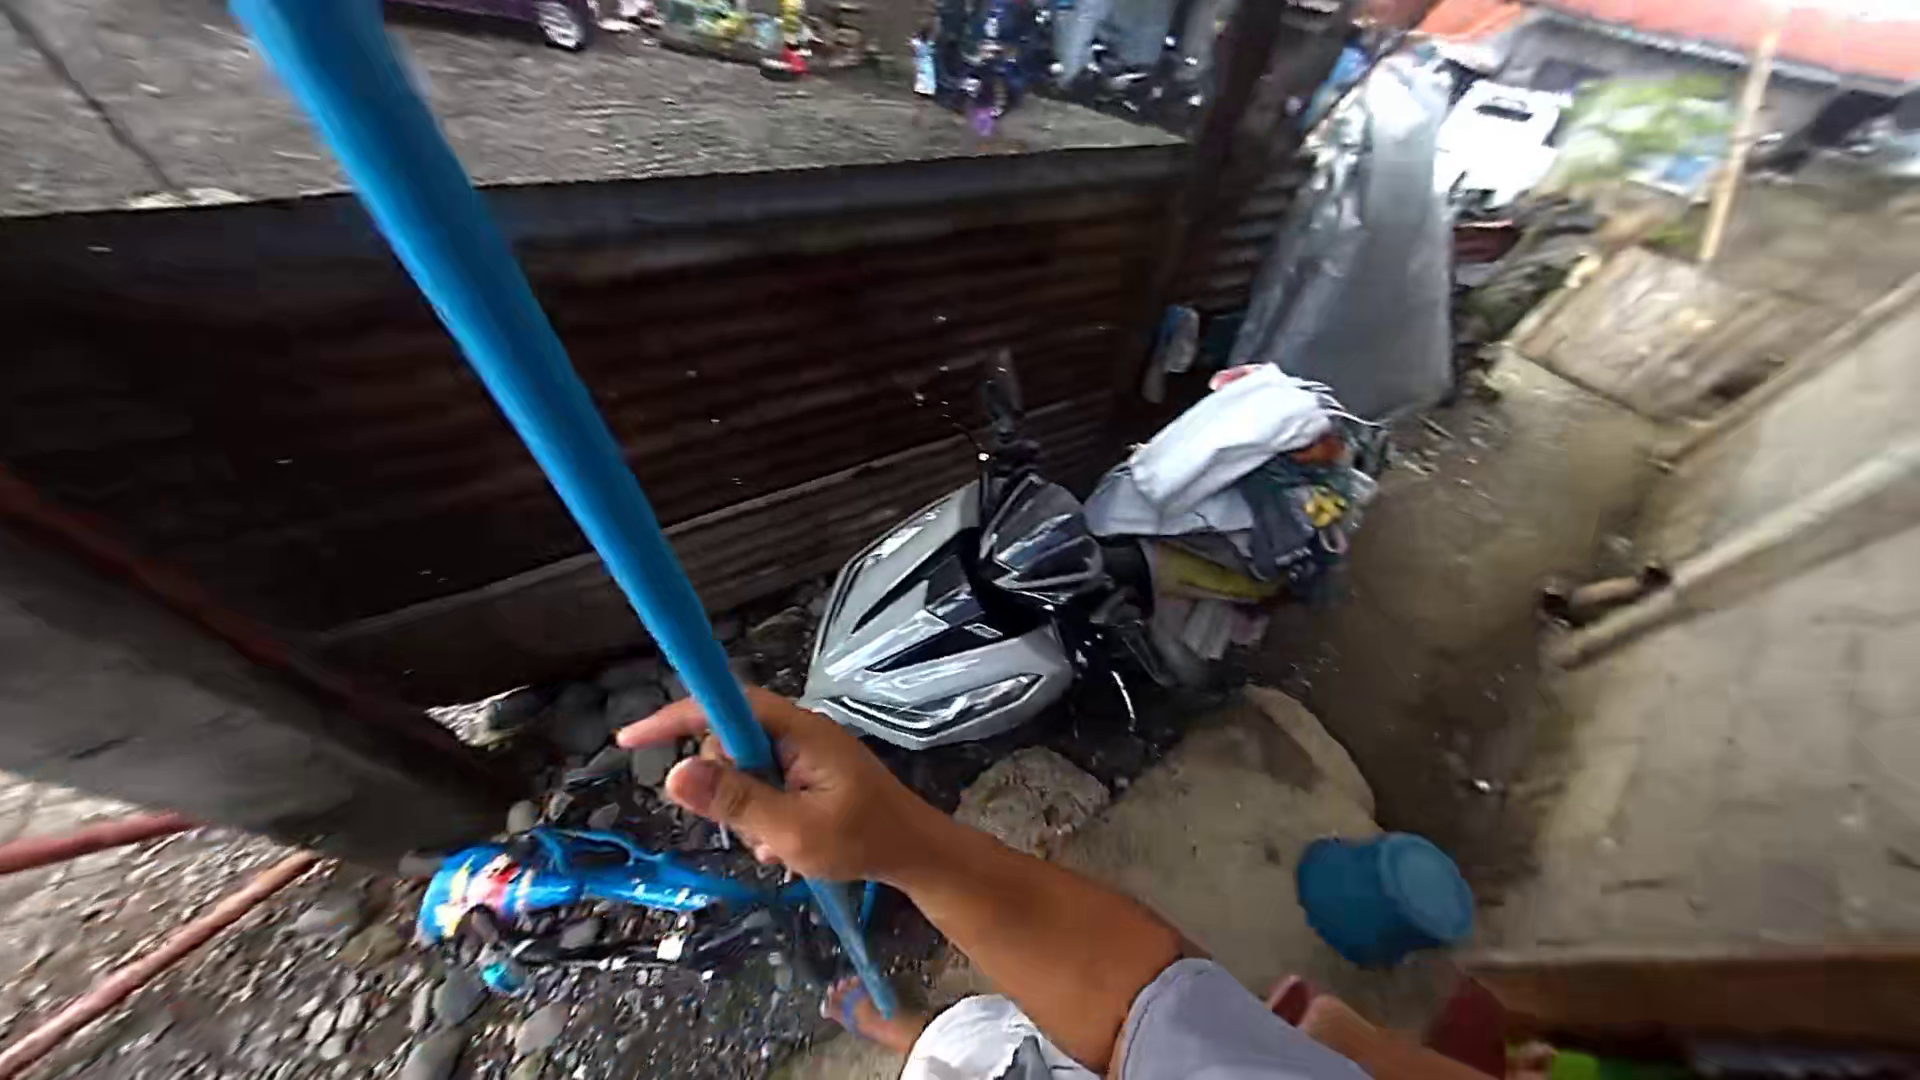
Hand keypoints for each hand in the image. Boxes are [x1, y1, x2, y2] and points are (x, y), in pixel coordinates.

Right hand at [615, 686, 942, 883]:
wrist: (911, 851)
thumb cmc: (861, 838)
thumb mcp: (792, 829)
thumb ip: (736, 801)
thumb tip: (676, 772)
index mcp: (799, 729)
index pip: (728, 703)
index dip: (679, 714)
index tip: (631, 738)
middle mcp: (799, 730)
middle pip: (731, 739)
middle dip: (724, 785)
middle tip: (746, 826)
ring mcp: (804, 750)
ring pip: (744, 769)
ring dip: (746, 809)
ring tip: (776, 841)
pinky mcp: (808, 771)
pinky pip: (764, 784)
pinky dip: (762, 815)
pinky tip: (785, 843)